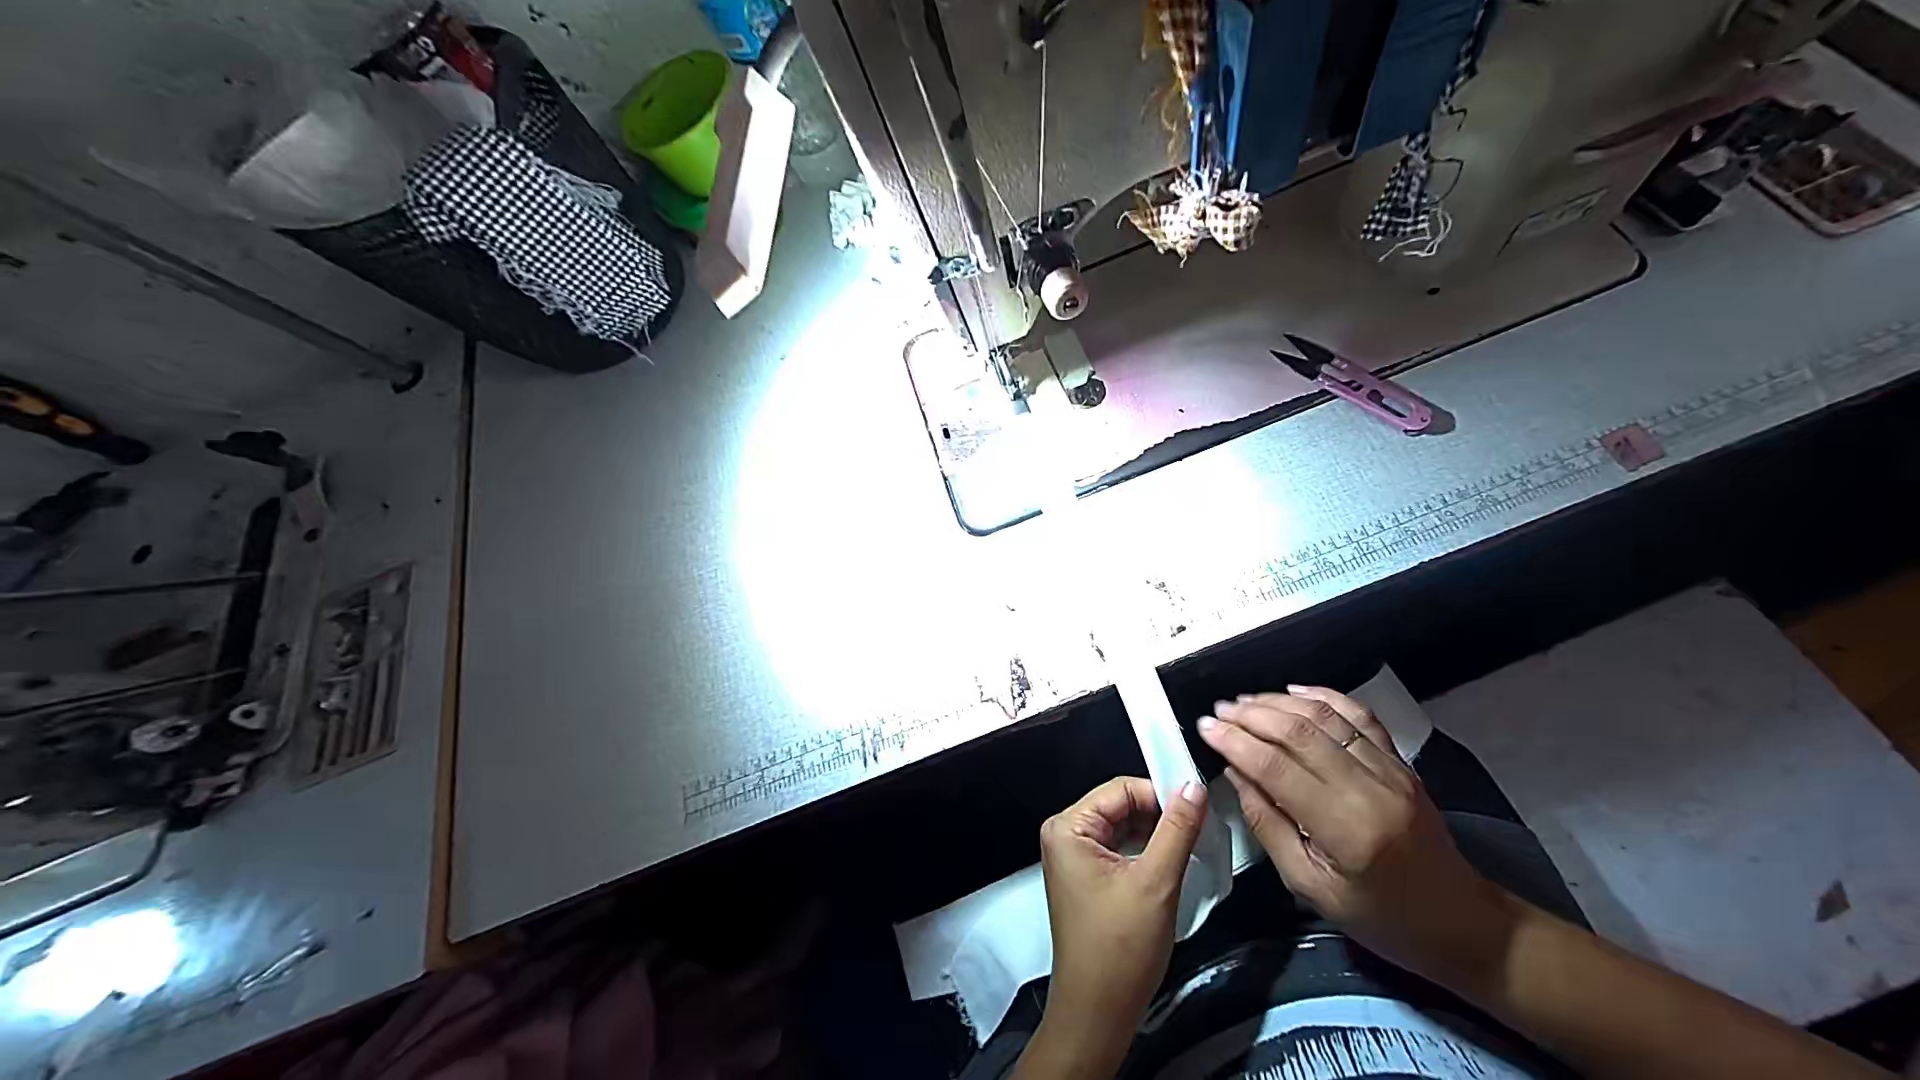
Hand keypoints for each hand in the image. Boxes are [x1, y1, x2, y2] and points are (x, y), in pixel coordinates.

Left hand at [1026, 776, 1208, 1075]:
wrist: (1098, 1012)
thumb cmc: (1119, 950)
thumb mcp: (1156, 882)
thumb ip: (1177, 830)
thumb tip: (1193, 786)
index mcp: (1068, 827)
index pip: (1121, 789)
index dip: (1160, 793)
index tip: (1197, 802)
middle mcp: (1065, 835)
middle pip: (1121, 805)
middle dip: (1160, 814)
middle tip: (1199, 826)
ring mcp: (1075, 857)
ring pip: (1124, 827)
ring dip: (1156, 834)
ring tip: (1191, 843)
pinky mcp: (1087, 877)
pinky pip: (1120, 848)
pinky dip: (1147, 851)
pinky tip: (1172, 861)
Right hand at [1197, 687, 1507, 979]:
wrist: (1460, 922)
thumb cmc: (1379, 916)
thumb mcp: (1309, 885)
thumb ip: (1268, 825)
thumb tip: (1235, 773)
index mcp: (1345, 829)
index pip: (1277, 767)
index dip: (1235, 742)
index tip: (1205, 728)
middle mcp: (1370, 789)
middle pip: (1299, 733)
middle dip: (1251, 716)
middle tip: (1218, 711)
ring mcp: (1391, 770)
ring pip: (1326, 717)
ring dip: (1278, 703)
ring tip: (1244, 702)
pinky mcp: (1401, 762)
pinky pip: (1359, 716)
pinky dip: (1324, 697)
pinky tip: (1294, 692)